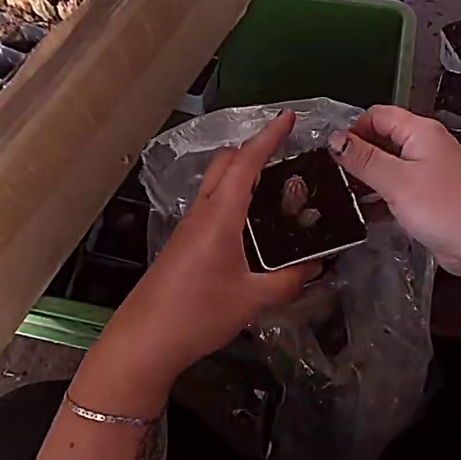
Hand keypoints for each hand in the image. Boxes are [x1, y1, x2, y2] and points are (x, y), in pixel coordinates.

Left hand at [101, 111, 318, 376]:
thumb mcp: (253, 300)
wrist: (143, 342)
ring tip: (278, 186)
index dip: (269, 137)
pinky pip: (213, 204)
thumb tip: (317, 265)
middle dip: (255, 149)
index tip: (288, 118)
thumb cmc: (197, 315)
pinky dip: (235, 197)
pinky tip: (253, 223)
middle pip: (226, 163)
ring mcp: (189, 227)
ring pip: (217, 183)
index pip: (246, 163)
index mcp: (220, 216)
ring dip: (244, 173)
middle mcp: (202, 213)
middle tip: (287, 155)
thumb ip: (290, 280)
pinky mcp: (184, 242)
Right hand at [328, 105, 460, 276]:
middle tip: (332, 177)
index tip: (331, 152)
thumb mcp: (397, 180)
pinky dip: (382, 199)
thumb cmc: (447, 207)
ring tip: (342, 197)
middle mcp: (426, 147)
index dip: (353, 129)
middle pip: (382, 140)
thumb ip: (364, 159)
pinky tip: (365, 214)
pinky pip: (399, 191)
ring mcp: (429, 174)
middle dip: (357, 155)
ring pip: (390, 168)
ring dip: (368, 180)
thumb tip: (335, 139)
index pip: (378, 114)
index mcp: (420, 132)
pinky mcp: (430, 199)